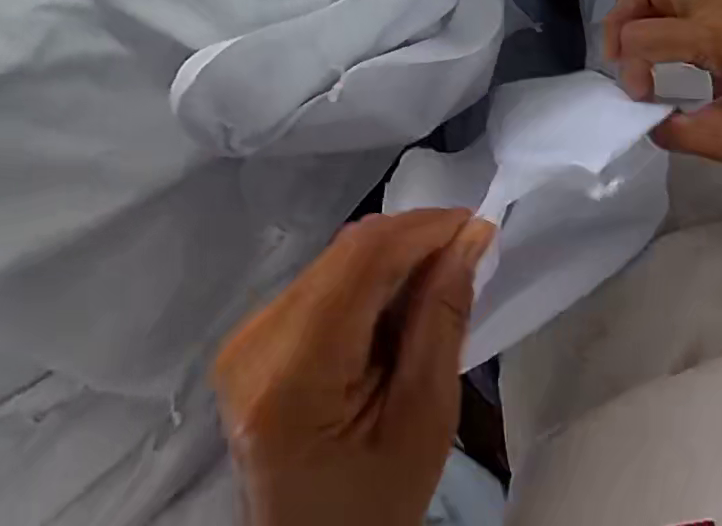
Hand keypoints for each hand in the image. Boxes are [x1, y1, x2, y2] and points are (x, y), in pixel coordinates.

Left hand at [213, 209, 497, 525]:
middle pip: (346, 253)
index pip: (362, 261)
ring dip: (394, 257)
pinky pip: (323, 280)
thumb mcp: (424, 422)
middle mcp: (254, 341)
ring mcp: (246, 337)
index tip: (475, 224)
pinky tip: (398, 301)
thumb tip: (471, 237)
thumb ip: (443, 319)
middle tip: (467, 250)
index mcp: (290, 375)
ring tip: (439, 277)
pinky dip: (369, 278)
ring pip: (336, 259)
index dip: (422, 228)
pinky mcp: (253, 336)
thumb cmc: (374, 506)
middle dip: (413, 239)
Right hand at [603, 0, 721, 174]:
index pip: (644, 35)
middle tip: (619, 61)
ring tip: (638, 57)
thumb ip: (675, 130)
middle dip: (621, 19)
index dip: (629, 70)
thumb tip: (646, 120)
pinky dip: (664, 16)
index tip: (643, 102)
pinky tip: (670, 52)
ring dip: (642, 14)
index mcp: (721, 32)